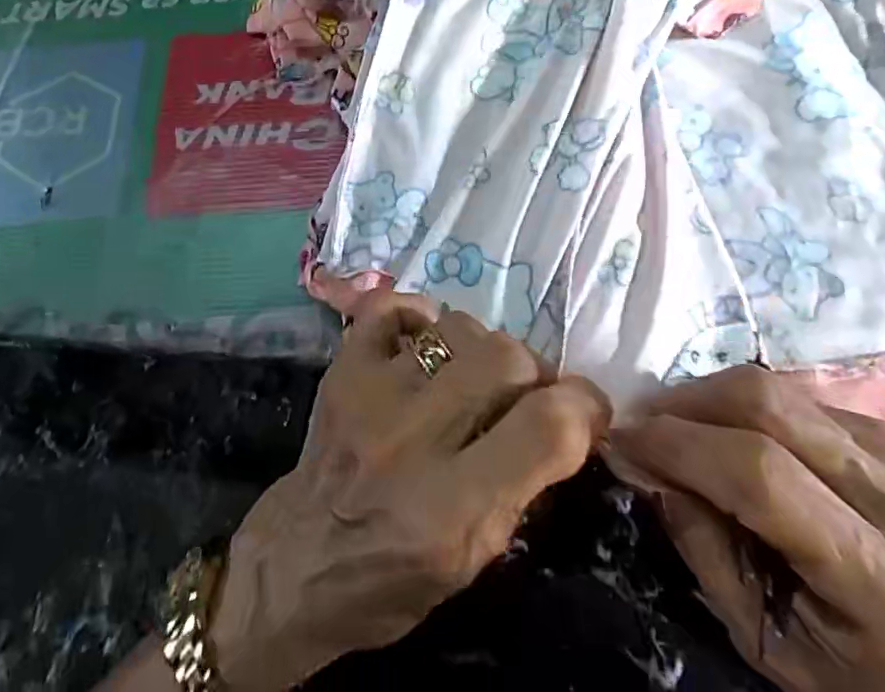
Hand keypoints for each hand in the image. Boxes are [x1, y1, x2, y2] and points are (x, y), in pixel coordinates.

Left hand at [208, 291, 610, 689]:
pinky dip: (418, 316)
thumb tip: (564, 417)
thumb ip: (522, 485)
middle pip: (504, 358)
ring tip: (472, 374)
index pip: (546, 428)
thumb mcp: (474, 559)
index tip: (585, 410)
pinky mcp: (341, 369)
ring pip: (456, 328)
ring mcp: (371, 394)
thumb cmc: (392, 577)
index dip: (585, 406)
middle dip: (532, 372)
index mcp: (453, 507)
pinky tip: (426, 343)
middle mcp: (412, 439)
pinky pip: (388, 307)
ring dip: (481, 348)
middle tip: (522, 395)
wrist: (299, 559)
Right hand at [607, 366, 884, 691]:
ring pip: (790, 393)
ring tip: (679, 423)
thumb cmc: (853, 682)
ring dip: (714, 396)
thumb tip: (637, 464)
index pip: (760, 474)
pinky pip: (815, 403)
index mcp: (882, 583)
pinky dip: (757, 407)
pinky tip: (737, 433)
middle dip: (687, 402)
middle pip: (774, 408)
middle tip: (643, 424)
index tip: (621, 439)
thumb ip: (701, 544)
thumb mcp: (762, 639)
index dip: (677, 444)